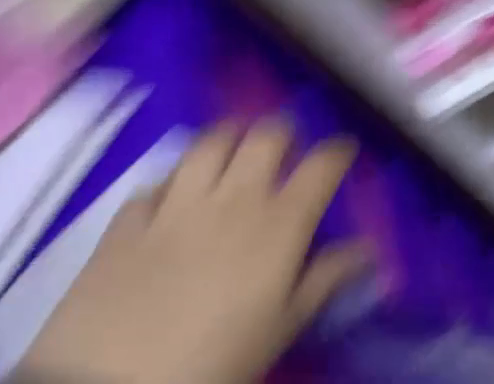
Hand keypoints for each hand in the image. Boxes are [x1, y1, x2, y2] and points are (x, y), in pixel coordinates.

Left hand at [17, 121, 368, 383]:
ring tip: (232, 156)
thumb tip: (368, 250)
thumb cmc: (214, 361)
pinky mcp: (125, 224)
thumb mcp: (281, 327)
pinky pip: (153, 184)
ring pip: (209, 143)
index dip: (338, 150)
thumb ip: (326, 279)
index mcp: (282, 221)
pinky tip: (172, 200)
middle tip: (285, 152)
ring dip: (226, 142)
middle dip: (283, 134)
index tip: (343, 154)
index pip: (324, 162)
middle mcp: (234, 198)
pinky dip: (169, 184)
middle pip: (267, 135)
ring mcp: (175, 206)